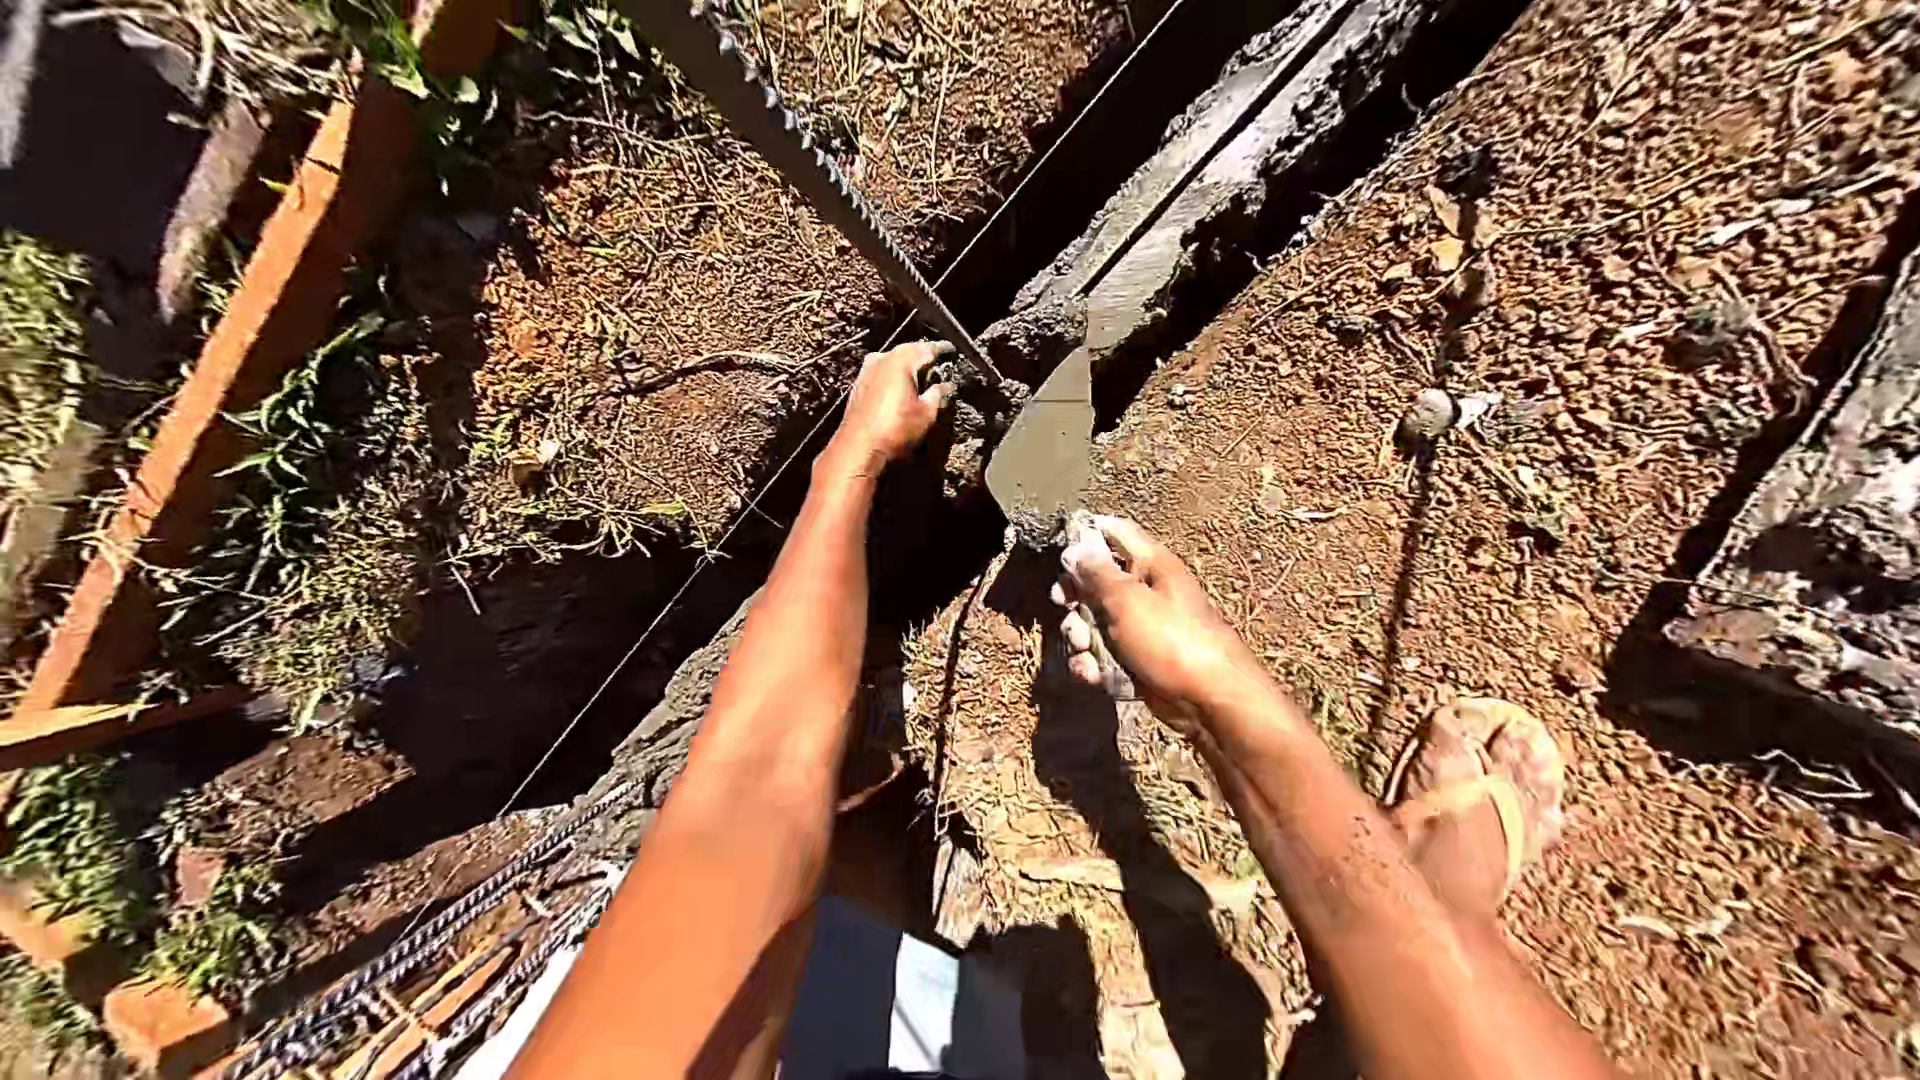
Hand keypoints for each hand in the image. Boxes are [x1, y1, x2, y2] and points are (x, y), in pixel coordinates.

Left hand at [825, 341, 955, 475]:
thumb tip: (946, 386)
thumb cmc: (894, 430)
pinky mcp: (858, 386)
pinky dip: (893, 377)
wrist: (857, 449)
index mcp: (901, 361)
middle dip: (923, 356)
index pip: (927, 348)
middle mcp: (881, 359)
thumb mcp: (927, 414)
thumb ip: (939, 395)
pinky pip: (881, 373)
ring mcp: (866, 372)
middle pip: (908, 351)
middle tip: (937, 364)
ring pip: (892, 361)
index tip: (952, 351)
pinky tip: (899, 390)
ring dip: (906, 367)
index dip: (943, 350)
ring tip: (920, 378)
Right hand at [1053, 515, 1269, 733]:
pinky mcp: (1134, 659)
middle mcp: (1144, 591)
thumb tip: (1074, 550)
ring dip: (1079, 634)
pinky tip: (1091, 674)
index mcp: (1150, 564)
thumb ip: (1096, 573)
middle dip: (1074, 595)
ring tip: (1083, 648)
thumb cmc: (1172, 640)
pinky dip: (1091, 664)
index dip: (1084, 535)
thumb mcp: (1128, 600)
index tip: (1061, 552)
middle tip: (1064, 604)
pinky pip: (1101, 654)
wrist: (1209, 702)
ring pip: (1092, 621)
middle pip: (1094, 580)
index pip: (1114, 531)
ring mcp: (1138, 627)